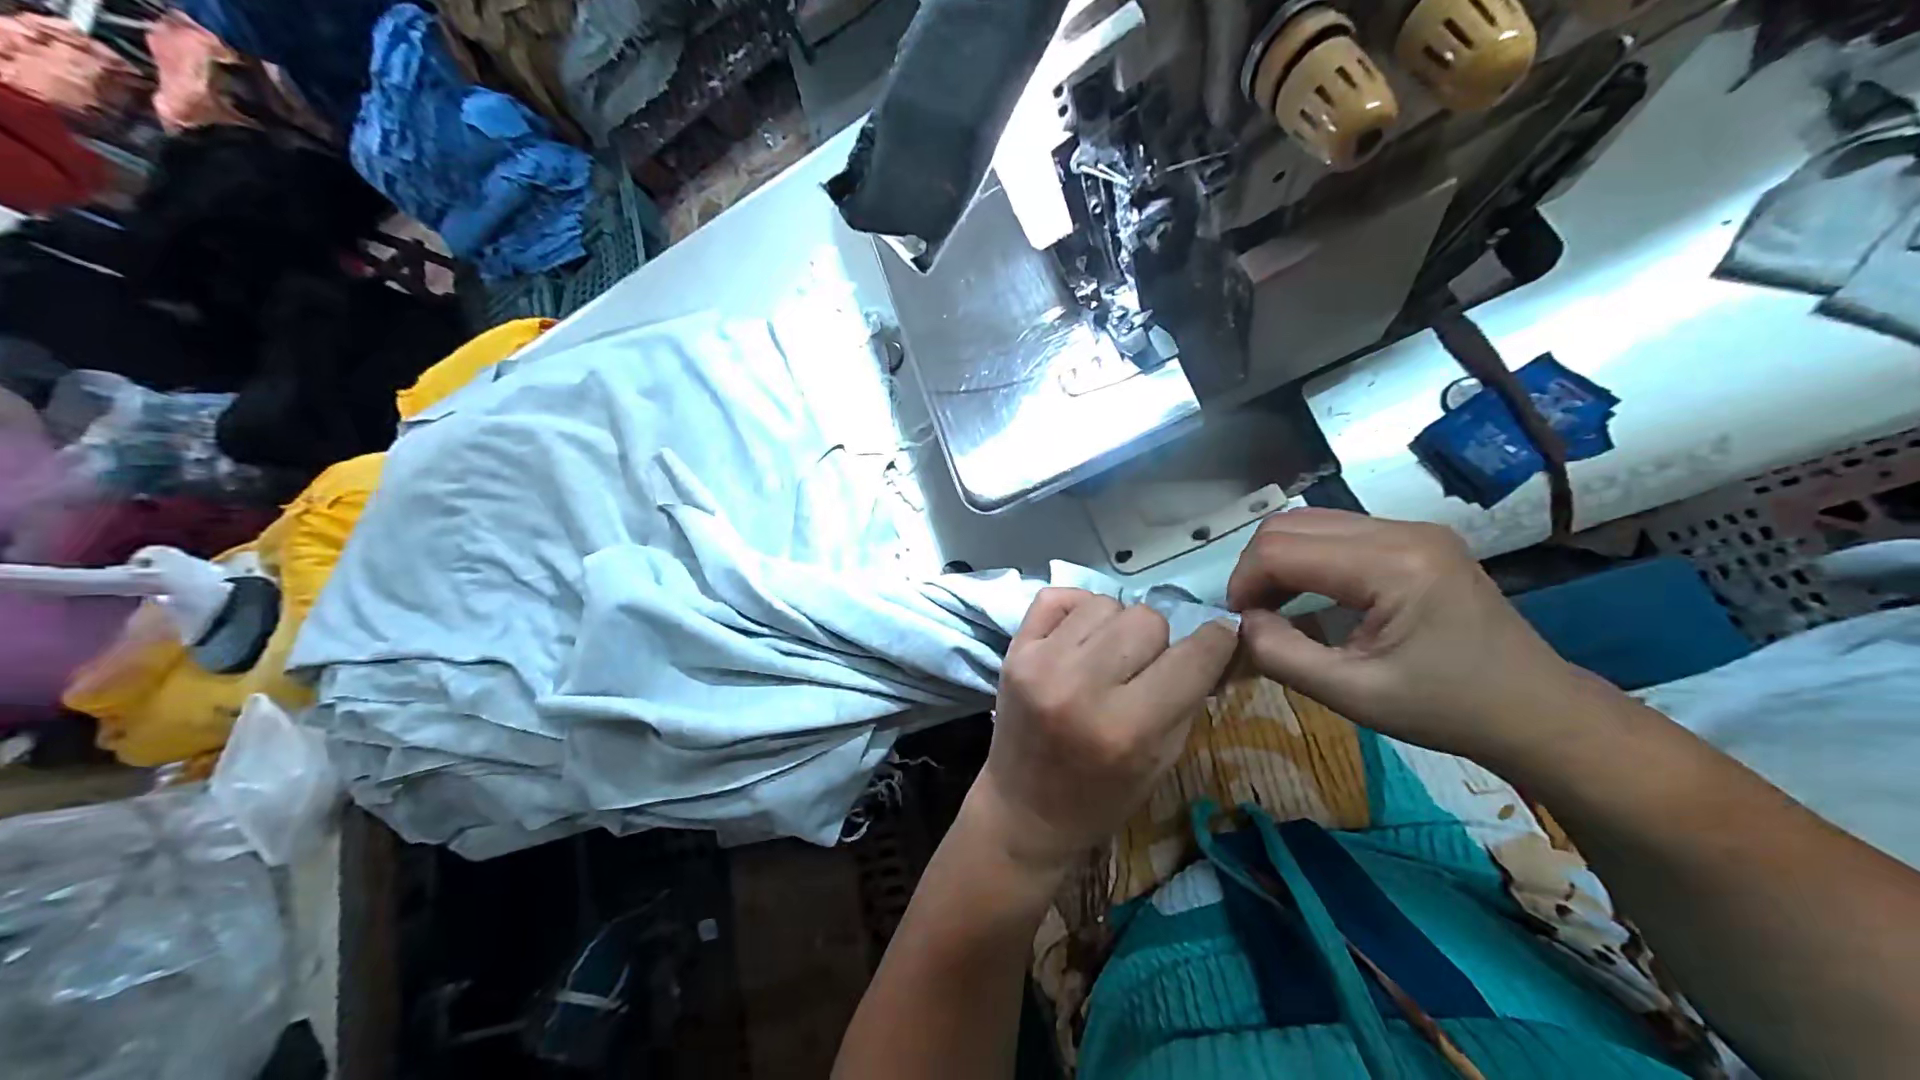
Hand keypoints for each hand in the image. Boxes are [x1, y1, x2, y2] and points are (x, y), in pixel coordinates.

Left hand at [975, 589, 1238, 869]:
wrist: (1024, 809)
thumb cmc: (1101, 797)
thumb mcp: (1162, 760)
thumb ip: (1190, 698)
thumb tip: (1218, 641)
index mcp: (1128, 728)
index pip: (1195, 655)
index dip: (1216, 643)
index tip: (1215, 643)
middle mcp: (1082, 688)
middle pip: (1148, 618)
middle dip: (1158, 641)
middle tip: (1144, 668)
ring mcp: (1041, 665)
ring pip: (1106, 603)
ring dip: (1116, 626)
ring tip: (1106, 658)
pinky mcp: (1014, 652)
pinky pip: (1057, 598)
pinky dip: (1076, 610)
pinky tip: (1078, 639)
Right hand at [1227, 508, 1601, 760]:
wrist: (1536, 711)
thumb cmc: (1447, 709)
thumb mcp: (1352, 694)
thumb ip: (1280, 654)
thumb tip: (1238, 623)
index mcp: (1393, 565)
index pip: (1281, 548)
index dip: (1244, 582)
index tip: (1238, 625)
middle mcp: (1402, 531)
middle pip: (1289, 524)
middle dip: (1256, 569)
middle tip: (1253, 617)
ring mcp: (1412, 530)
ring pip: (1309, 523)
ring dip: (1278, 562)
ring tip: (1275, 608)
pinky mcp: (1414, 540)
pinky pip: (1336, 533)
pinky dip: (1306, 560)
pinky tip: (1309, 597)